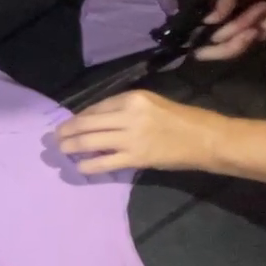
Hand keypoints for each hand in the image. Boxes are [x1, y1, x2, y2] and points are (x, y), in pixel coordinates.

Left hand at [55, 90, 231, 174]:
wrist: (211, 139)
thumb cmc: (183, 120)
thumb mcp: (151, 105)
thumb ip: (121, 111)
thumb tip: (89, 120)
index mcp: (133, 98)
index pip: (93, 108)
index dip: (77, 119)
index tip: (70, 125)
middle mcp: (129, 115)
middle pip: (83, 124)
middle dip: (64, 132)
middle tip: (55, 139)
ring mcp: (131, 137)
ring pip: (85, 142)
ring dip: (68, 147)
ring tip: (62, 151)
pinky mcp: (134, 158)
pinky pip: (99, 163)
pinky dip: (84, 165)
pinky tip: (79, 166)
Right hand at [193, 0, 265, 59]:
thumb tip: (211, 20)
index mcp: (203, 8)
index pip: (191, 35)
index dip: (203, 44)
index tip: (220, 38)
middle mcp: (216, 19)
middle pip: (214, 45)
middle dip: (233, 42)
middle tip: (251, 31)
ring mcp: (238, 21)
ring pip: (238, 42)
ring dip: (253, 30)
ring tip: (265, 9)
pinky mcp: (260, 20)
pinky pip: (261, 35)